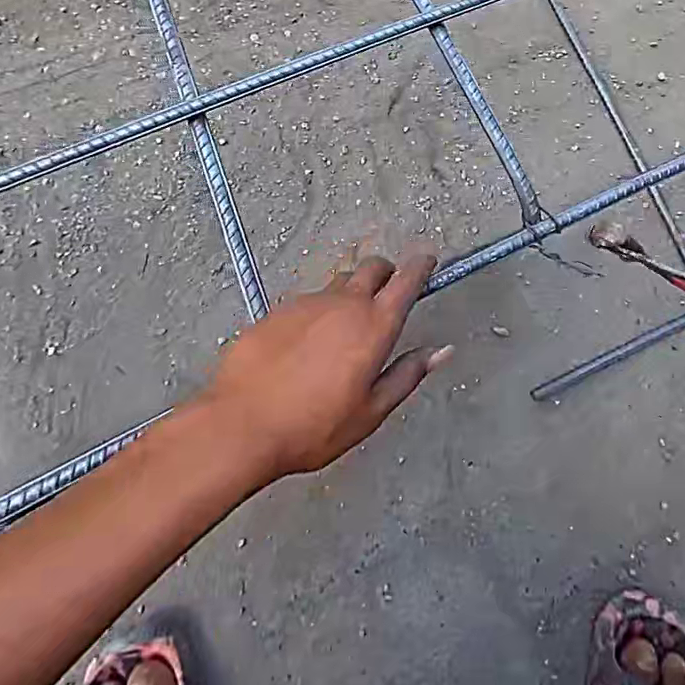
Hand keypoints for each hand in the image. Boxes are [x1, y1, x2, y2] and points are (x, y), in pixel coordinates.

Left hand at [196, 251, 450, 479]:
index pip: (405, 281)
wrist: (243, 421)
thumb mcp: (371, 411)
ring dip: (351, 292)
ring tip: (347, 326)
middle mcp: (342, 304)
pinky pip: (308, 301)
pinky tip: (309, 343)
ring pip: (338, 283)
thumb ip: (407, 375)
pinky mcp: (277, 310)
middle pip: (371, 268)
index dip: (420, 266)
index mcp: (373, 326)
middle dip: (386, 271)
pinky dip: (319, 311)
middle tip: (390, 289)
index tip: (427, 259)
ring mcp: (306, 302)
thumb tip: (441, 351)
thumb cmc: (313, 426)